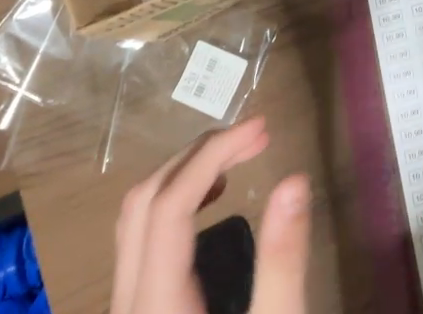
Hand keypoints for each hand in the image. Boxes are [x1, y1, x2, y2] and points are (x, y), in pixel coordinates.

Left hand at [113, 118, 311, 313]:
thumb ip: (282, 261)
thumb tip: (294, 181)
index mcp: (157, 304)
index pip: (170, 206)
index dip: (213, 155)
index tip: (261, 126)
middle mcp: (128, 301)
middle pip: (144, 202)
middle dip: (200, 155)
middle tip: (256, 134)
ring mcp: (128, 306)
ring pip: (135, 217)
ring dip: (186, 172)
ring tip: (239, 154)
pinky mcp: (140, 308)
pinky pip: (142, 235)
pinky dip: (176, 198)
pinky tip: (214, 196)